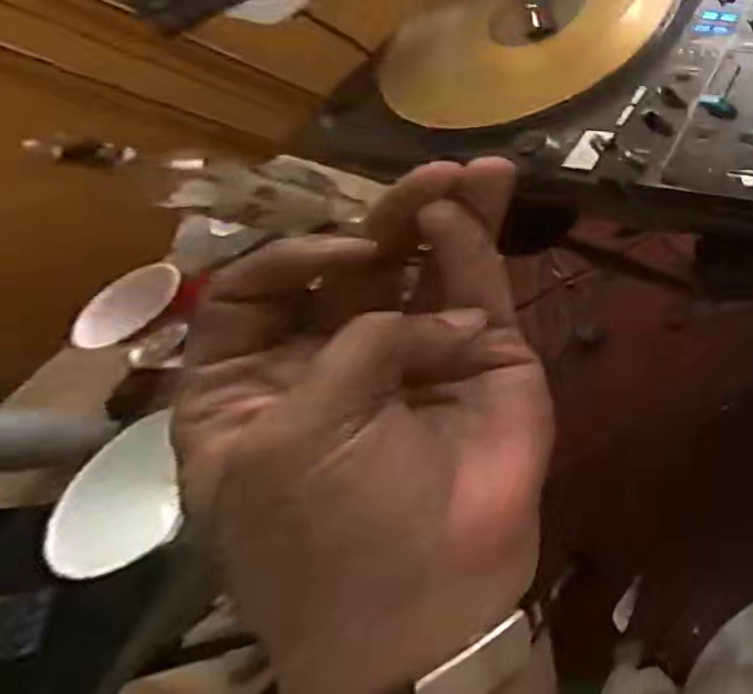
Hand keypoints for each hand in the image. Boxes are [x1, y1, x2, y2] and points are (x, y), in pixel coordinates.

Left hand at [173, 159, 553, 693]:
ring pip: (434, 265)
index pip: (263, 291)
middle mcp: (344, 352)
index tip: (340, 254)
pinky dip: (476, 248)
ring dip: (451, 212)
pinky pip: (478, 290)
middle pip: (364, 264)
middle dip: (392, 214)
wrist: (434, 586)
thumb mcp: (295, 437)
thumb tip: (426, 310)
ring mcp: (425, 348)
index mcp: (263, 380)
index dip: (294, 256)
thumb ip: (355, 344)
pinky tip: (474, 207)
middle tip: (429, 172)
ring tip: (471, 167)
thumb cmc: (329, 526)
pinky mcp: (490, 350)